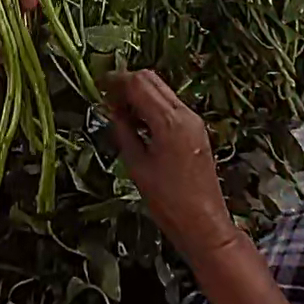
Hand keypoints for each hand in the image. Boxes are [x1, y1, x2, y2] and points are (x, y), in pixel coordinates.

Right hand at [105, 69, 238, 259]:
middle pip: (152, 80)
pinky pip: (170, 105)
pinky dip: (152, 105)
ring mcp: (193, 119)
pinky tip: (137, 121)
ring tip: (118, 110)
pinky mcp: (196, 128)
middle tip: (107, 96)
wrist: (204, 224)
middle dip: (127, 83)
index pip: (139, 83)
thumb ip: (124, 132)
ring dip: (140, 93)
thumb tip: (112, 111)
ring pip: (162, 90)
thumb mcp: (136, 166)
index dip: (116, 81)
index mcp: (169, 121)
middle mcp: (184, 113)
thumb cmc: (168, 202)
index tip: (99, 84)